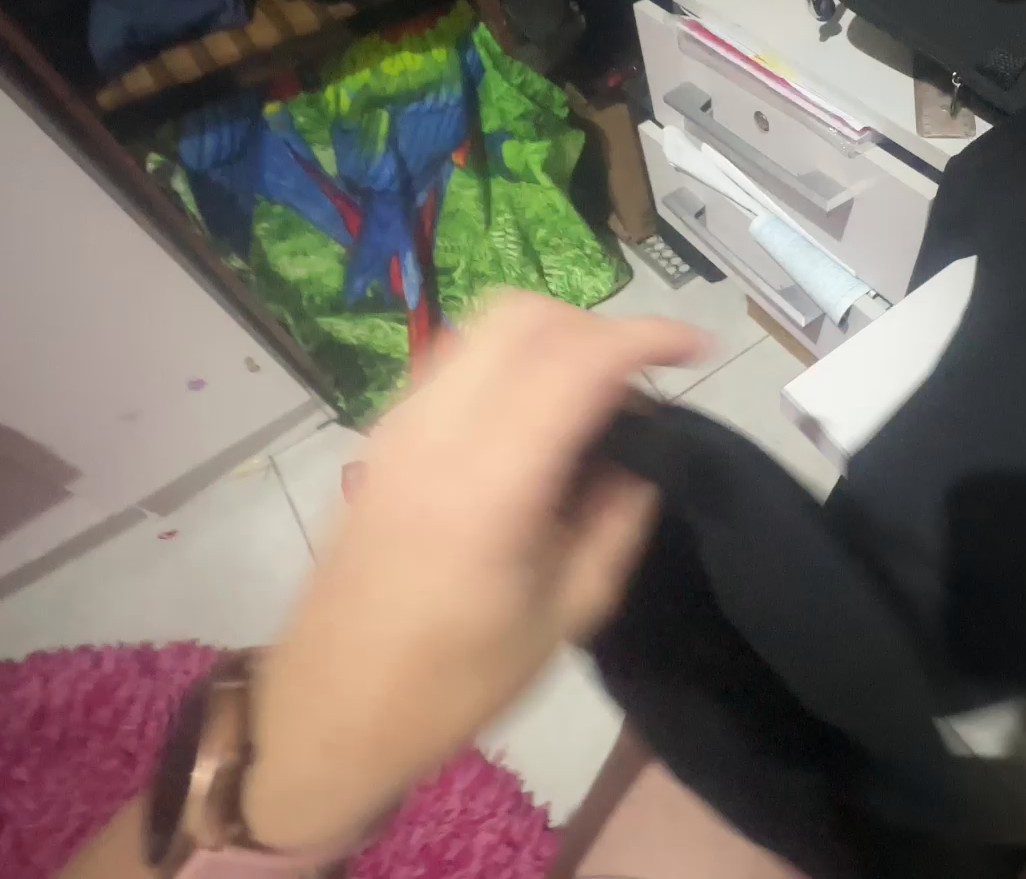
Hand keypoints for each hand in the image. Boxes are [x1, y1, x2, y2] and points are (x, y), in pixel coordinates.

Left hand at [242, 291, 704, 851]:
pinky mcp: (385, 427)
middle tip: (640, 382)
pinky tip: (542, 409)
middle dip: (603, 327)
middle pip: (529, 316)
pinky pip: (465, 353)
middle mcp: (436, 430)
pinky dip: (520, 355)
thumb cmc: (456, 679)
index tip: (699, 348)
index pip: (579, 361)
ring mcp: (400, 420)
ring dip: (560, 335)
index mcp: (490, 484)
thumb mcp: (571, 607)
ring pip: (491, 321)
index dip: (649, 337)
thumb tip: (646, 447)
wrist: (325, 710)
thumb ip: (622, 512)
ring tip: (597, 392)